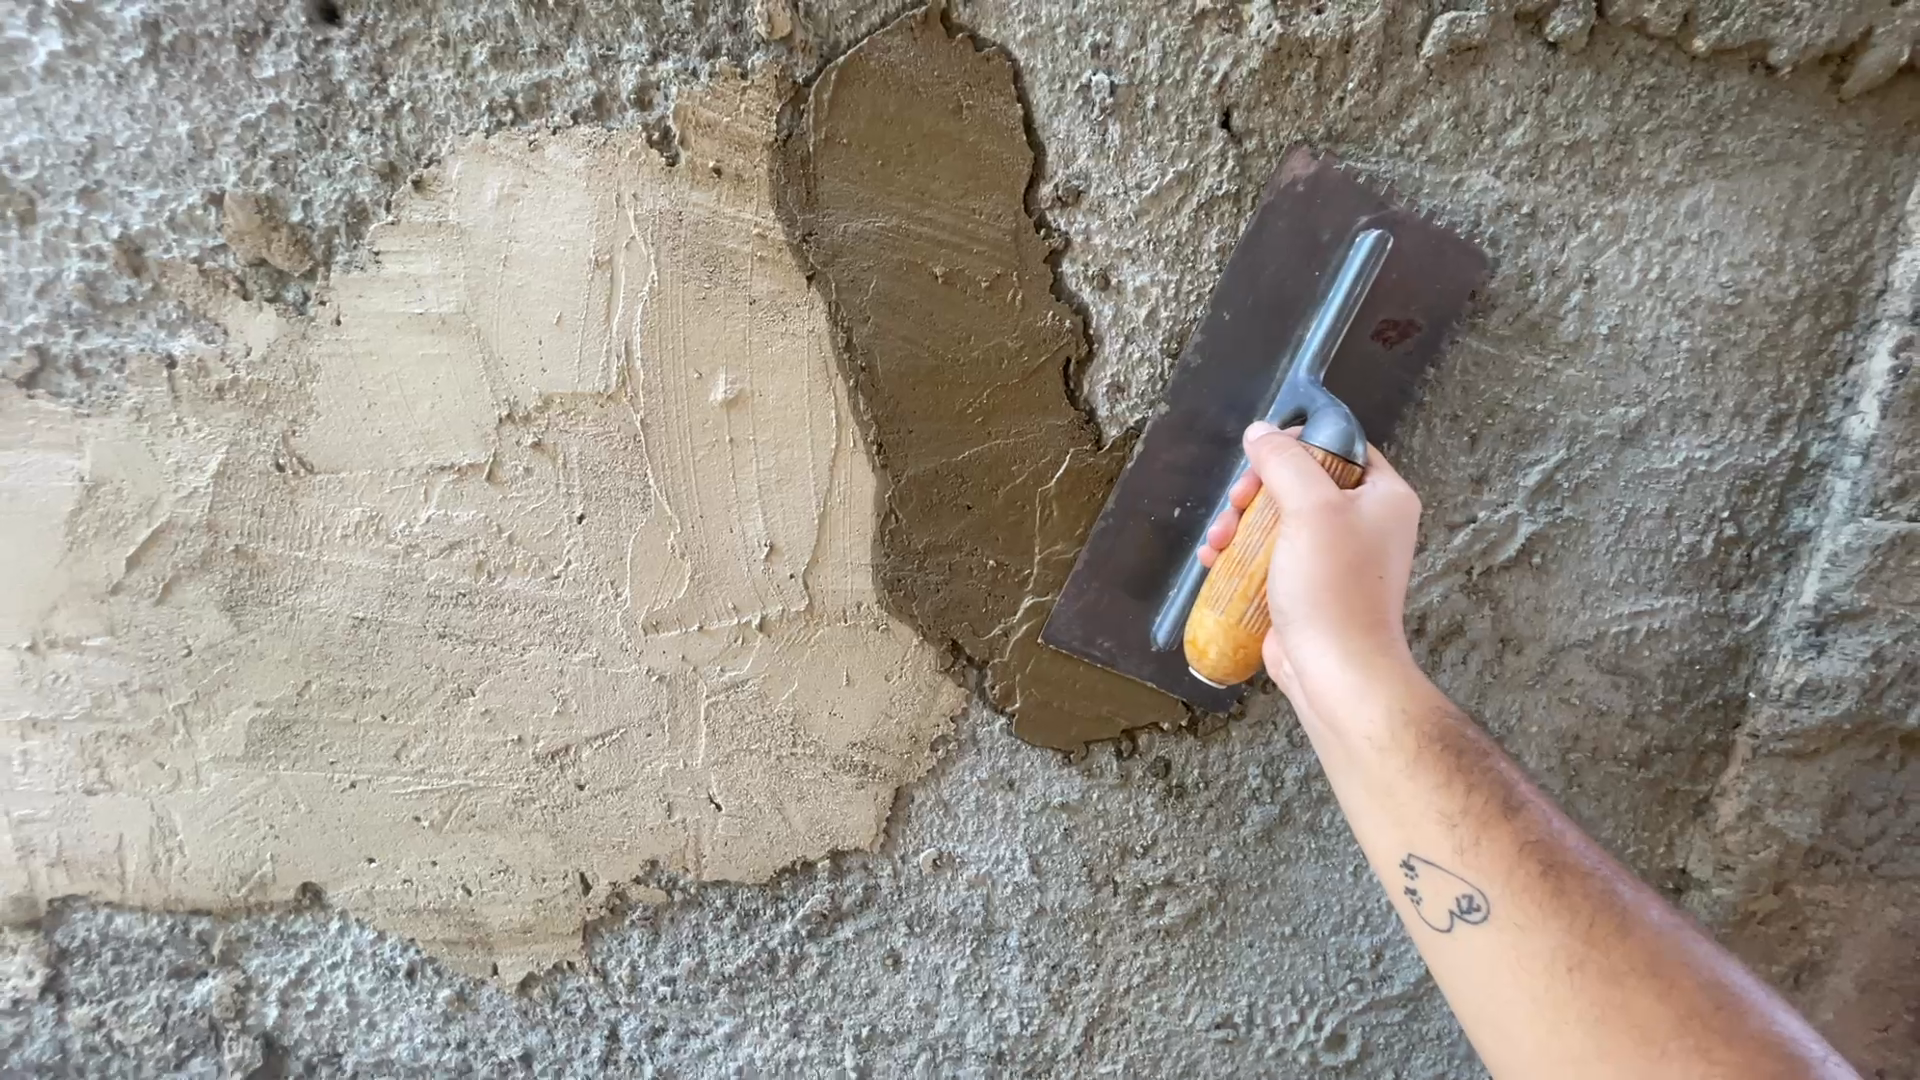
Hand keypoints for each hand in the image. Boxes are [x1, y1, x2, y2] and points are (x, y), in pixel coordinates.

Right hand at [1197, 422, 1422, 710]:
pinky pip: (1268, 553)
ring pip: (1277, 518)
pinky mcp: (1305, 585)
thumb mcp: (1311, 510)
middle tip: (1236, 502)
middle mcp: (1363, 523)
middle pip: (1300, 482)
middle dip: (1256, 490)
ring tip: (1218, 539)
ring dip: (1239, 522)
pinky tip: (1215, 559)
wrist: (1333, 669)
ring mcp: (1333, 557)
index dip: (1299, 443)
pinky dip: (1239, 552)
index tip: (1262, 455)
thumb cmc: (1333, 589)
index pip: (1342, 448)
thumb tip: (1259, 431)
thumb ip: (1285, 462)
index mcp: (1383, 497)